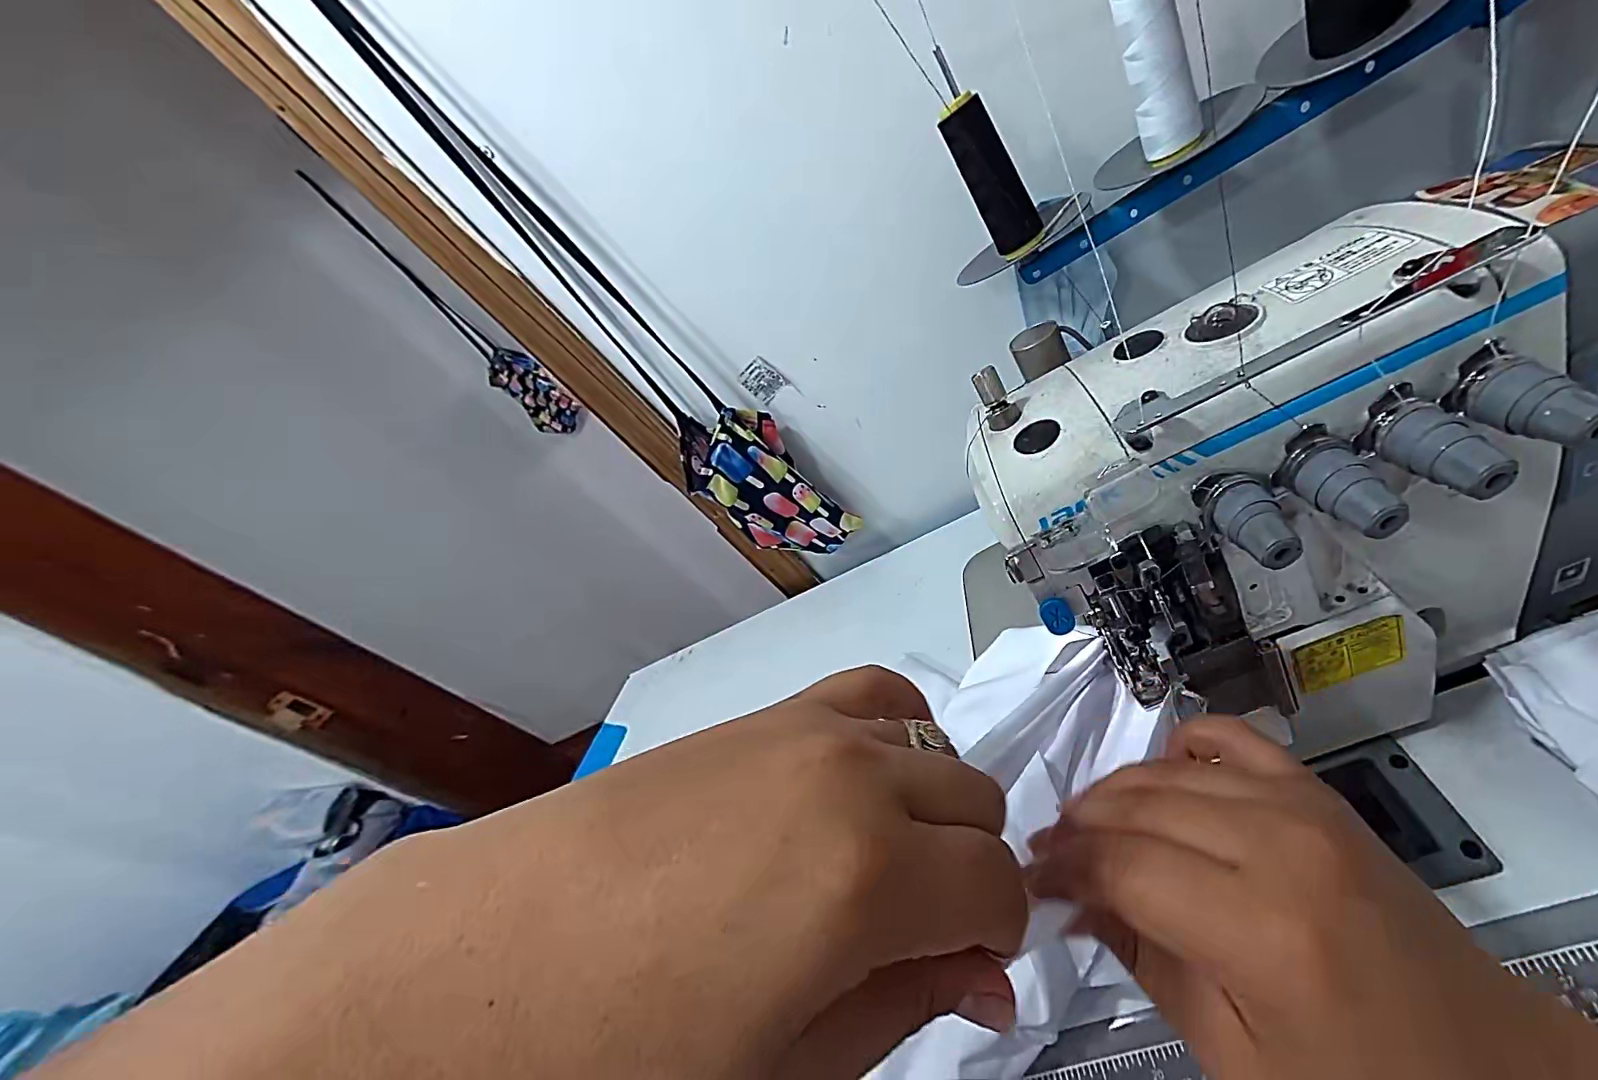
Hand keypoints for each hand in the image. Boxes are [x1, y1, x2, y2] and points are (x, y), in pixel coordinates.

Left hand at [40, 667, 1025, 1079]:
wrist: (448, 985)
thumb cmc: (619, 1069)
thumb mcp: (787, 1075)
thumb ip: (908, 1007)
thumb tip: (991, 980)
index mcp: (869, 874)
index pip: (1000, 884)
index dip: (997, 937)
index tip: (964, 974)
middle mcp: (854, 776)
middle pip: (977, 799)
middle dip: (972, 868)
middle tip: (919, 930)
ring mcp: (805, 729)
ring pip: (933, 740)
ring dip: (936, 798)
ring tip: (888, 855)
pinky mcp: (760, 713)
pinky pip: (867, 695)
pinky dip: (892, 733)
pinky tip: (853, 785)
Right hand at [1027, 716, 1597, 1079]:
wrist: (1493, 1065)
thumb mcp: (1239, 1061)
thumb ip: (1149, 964)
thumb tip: (1077, 902)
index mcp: (1264, 931)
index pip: (1126, 867)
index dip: (1068, 866)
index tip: (1031, 877)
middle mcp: (1282, 844)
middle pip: (1144, 807)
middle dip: (1082, 825)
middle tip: (1049, 851)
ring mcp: (1306, 805)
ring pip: (1175, 771)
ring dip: (1119, 790)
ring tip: (1087, 821)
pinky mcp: (1322, 792)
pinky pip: (1234, 738)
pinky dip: (1185, 745)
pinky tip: (1161, 769)